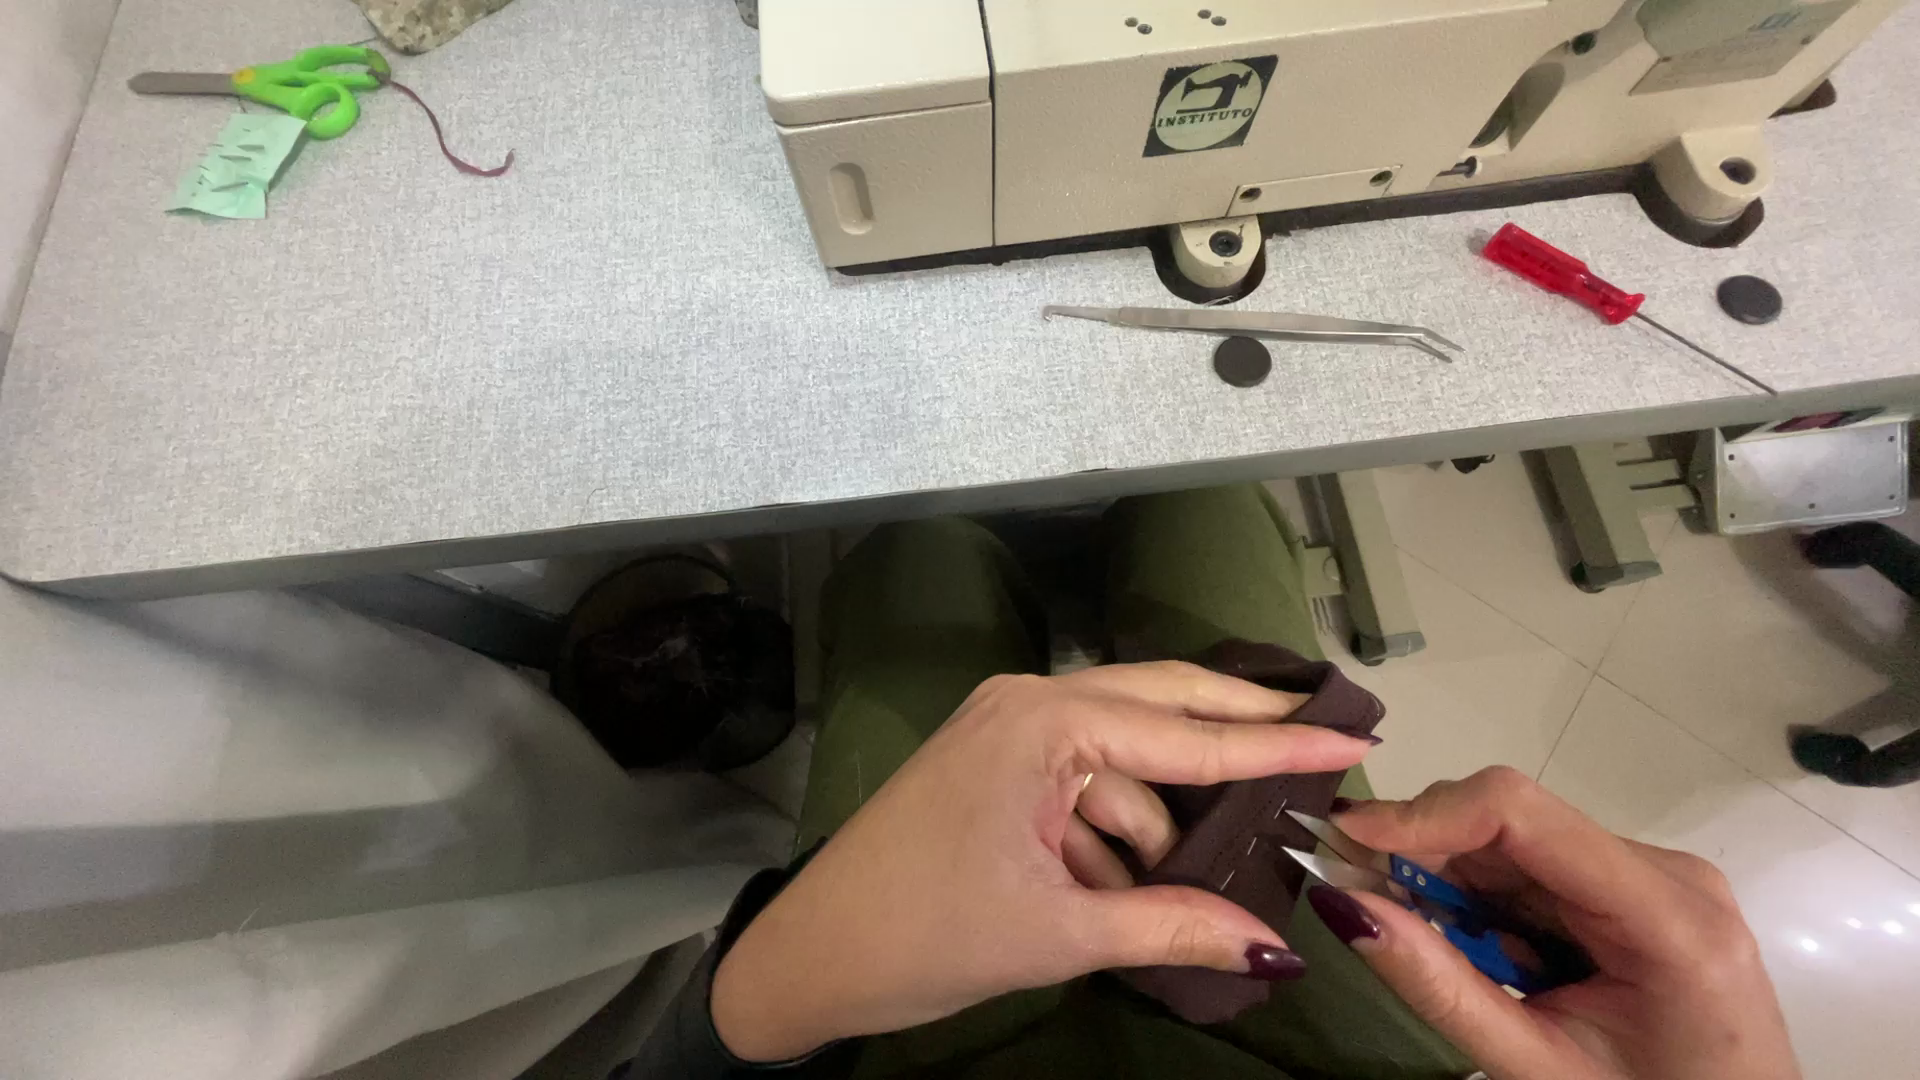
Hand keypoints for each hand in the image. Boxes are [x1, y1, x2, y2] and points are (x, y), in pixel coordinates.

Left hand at [709, 662, 1376, 1060]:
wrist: (816, 948)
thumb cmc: (928, 934)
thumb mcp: (1058, 931)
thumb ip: (1170, 925)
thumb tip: (1273, 946)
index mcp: (1042, 722)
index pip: (1182, 732)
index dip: (1273, 742)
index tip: (1350, 736)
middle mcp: (1029, 700)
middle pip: (1158, 704)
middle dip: (1234, 729)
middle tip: (1320, 735)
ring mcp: (1010, 723)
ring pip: (1121, 757)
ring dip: (1154, 819)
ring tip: (1187, 884)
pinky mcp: (1000, 755)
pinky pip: (1083, 779)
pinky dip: (1110, 827)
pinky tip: (1109, 887)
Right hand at [1309, 766, 1798, 1079]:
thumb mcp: (1538, 1068)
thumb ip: (1439, 986)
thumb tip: (1338, 901)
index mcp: (1669, 917)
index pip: (1518, 812)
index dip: (1422, 813)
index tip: (1344, 837)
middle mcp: (1661, 870)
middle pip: (1502, 819)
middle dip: (1421, 852)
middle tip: (1363, 895)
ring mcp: (1645, 872)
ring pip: (1499, 836)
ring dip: (1443, 877)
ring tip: (1429, 939)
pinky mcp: (1622, 882)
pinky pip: (1517, 860)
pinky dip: (1472, 893)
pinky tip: (1477, 943)